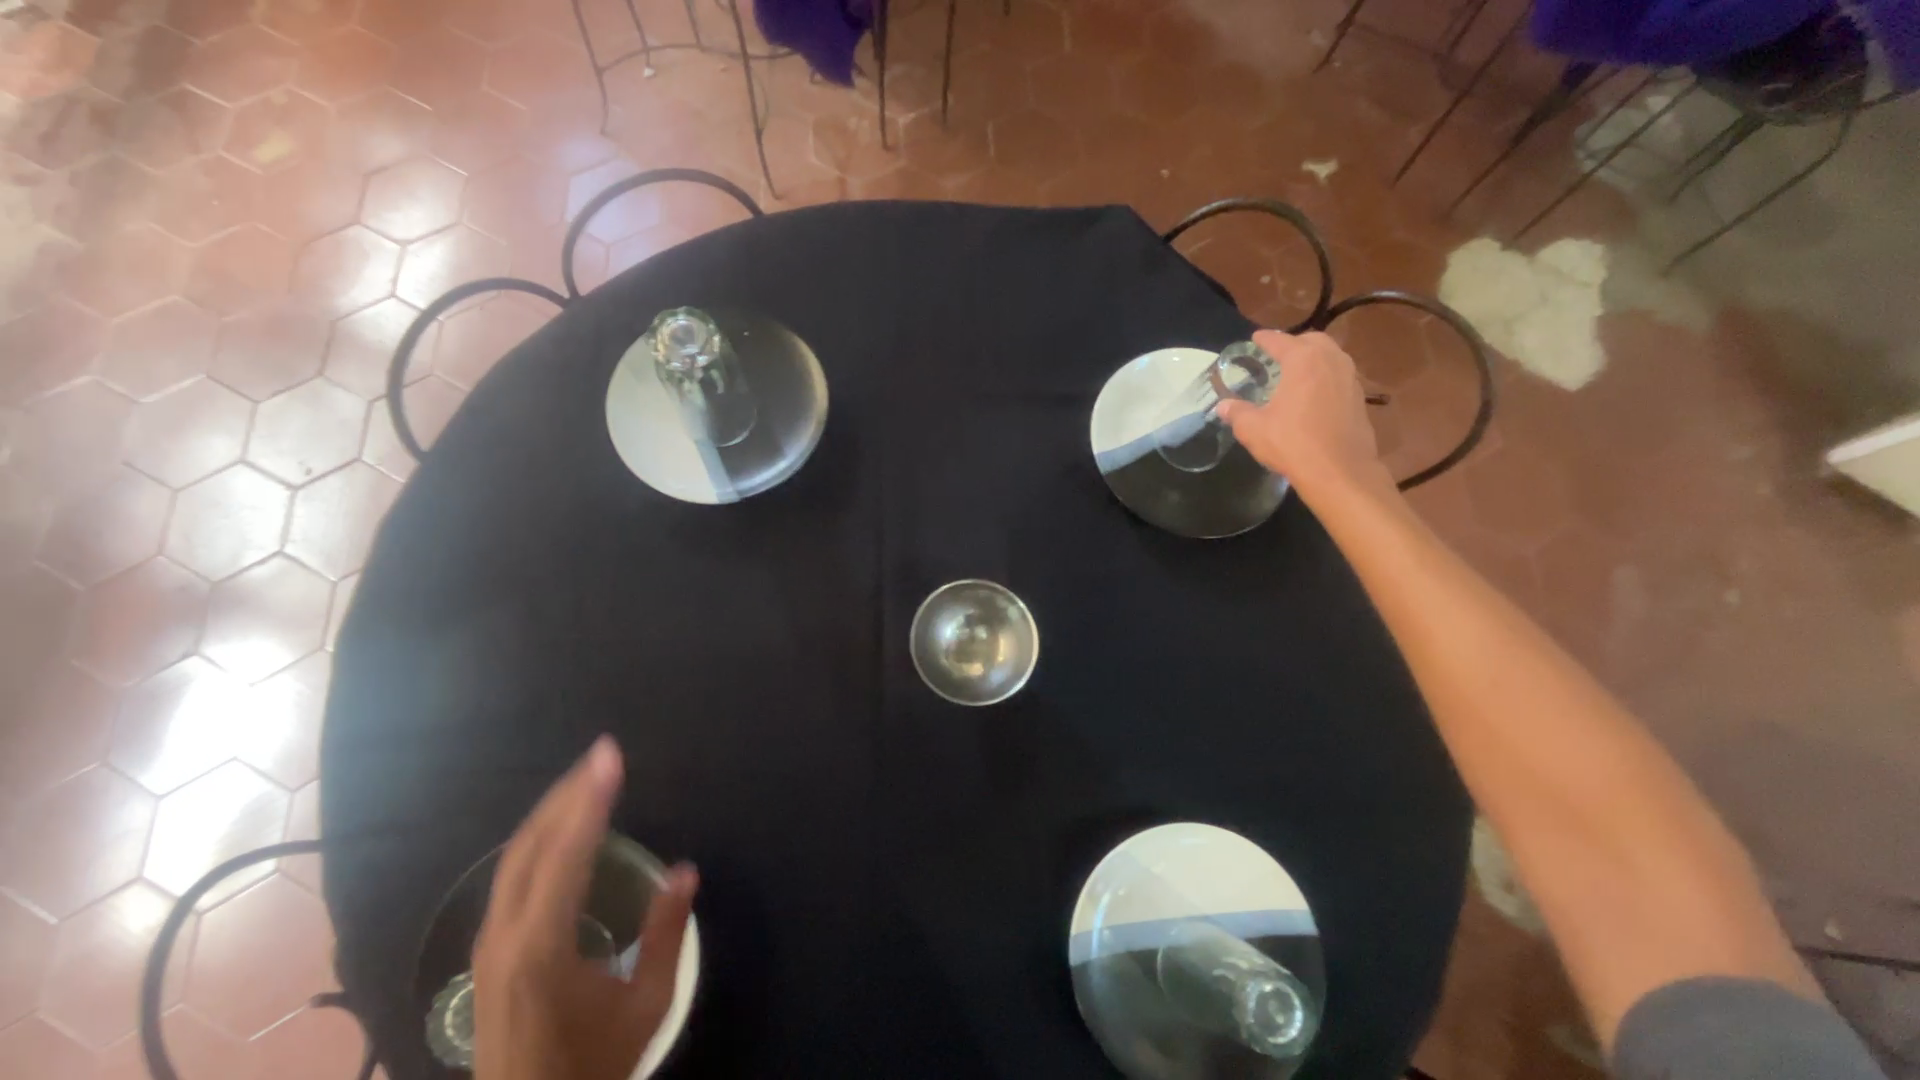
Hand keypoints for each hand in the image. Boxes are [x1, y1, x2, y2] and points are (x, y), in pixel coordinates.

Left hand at [473, 736, 698, 1079]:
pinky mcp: (487, 951)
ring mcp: (487, 943)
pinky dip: (538, 840)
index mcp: (542, 947)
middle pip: (530, 845)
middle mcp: (504, 935)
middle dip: (566, 794)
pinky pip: (511, 876)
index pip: (567, 854)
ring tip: (586, 779)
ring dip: (550, 813)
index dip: (591, 800)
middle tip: (602, 755)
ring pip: (514, 858)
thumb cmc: (591, 1065)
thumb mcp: (644, 1006)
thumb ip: (665, 934)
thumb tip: (685, 871)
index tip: (610, 757)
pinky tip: (560, 830)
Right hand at [1216, 330, 1393, 500]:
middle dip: (1295, 344)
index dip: (1265, 339)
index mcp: (1303, 361)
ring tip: (1296, 374)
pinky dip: (1326, 377)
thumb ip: (1237, 413)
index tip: (1255, 338)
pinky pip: (1340, 376)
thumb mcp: (1254, 430)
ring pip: (1331, 356)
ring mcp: (1350, 379)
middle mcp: (1330, 361)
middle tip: (1278, 356)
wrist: (1340, 472)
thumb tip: (1223, 406)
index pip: (1280, 341)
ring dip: (1314, 359)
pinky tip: (1314, 395)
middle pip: (1312, 341)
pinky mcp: (1360, 398)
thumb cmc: (1293, 444)